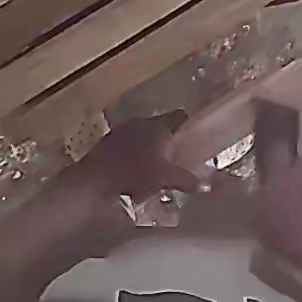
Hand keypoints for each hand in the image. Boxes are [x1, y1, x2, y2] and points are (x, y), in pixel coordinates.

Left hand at [61, 113, 201, 199]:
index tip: (195, 139)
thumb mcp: (165, 178)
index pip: (179, 116)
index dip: (189, 126)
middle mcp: (139, 123)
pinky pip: (128, 147)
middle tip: (179, 157)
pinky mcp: (107, 145)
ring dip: (151, 149)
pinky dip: (135, 156)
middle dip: (170, 141)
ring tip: (158, 167)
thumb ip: (186, 180)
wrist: (94, 180)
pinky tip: (137, 173)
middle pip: (161, 127)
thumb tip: (207, 185)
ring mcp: (120, 132)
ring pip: (143, 137)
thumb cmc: (135, 173)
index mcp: (156, 125)